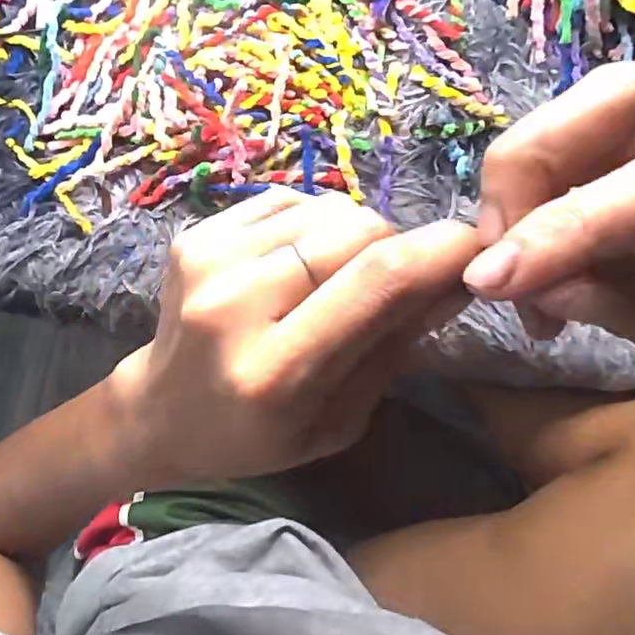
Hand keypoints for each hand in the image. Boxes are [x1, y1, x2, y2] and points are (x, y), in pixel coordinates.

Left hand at [108, 187, 479, 484]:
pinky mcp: (192, 232)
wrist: (158, 408)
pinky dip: (313, 222)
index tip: (475, 249)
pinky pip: (287, 199)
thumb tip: (454, 276)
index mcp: (274, 372)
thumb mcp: (338, 419)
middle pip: (352, 230)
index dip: (440, 252)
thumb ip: (393, 346)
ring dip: (353, 233)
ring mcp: (206, 258)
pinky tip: (299, 257)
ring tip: (337, 274)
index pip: (376, 282)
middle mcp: (234, 303)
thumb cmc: (254, 435)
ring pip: (323, 207)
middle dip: (397, 243)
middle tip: (396, 275)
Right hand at [463, 63, 634, 482]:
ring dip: (524, 182)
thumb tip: (541, 283)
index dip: (580, 218)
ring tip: (516, 272)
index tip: (495, 277)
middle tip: (499, 259)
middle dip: (534, 165)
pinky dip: (535, 197)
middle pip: (630, 100)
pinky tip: (535, 260)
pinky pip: (586, 148)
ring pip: (595, 112)